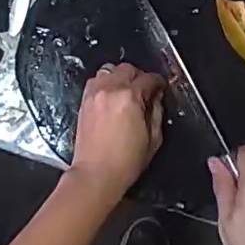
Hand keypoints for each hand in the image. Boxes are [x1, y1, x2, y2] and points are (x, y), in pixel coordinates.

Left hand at [68, 63, 165, 202]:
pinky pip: (96, 80)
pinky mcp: (84, 101)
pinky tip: (112, 96)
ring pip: (110, 70)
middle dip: (140, 76)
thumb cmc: (125, 162)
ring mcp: (94, 94)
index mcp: (129, 98)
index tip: (161, 87)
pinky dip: (106, 83)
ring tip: (127, 91)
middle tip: (146, 89)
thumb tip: (156, 98)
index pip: (149, 79)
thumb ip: (157, 112)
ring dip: (121, 77)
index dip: (158, 82)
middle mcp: (110, 90)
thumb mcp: (153, 139)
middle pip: (128, 69)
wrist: (95, 175)